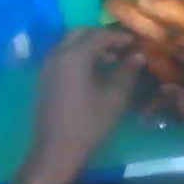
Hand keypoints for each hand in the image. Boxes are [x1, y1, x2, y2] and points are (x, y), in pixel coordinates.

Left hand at [20, 28, 142, 183]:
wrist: (56, 150)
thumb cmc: (89, 124)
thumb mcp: (114, 98)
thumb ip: (127, 72)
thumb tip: (138, 55)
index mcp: (75, 56)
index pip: (100, 35)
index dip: (120, 36)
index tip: (136, 42)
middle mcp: (58, 54)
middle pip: (81, 32)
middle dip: (102, 35)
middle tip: (122, 46)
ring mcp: (48, 66)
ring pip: (70, 43)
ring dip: (90, 45)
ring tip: (112, 59)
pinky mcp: (45, 77)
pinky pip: (63, 55)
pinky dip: (79, 54)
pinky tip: (95, 70)